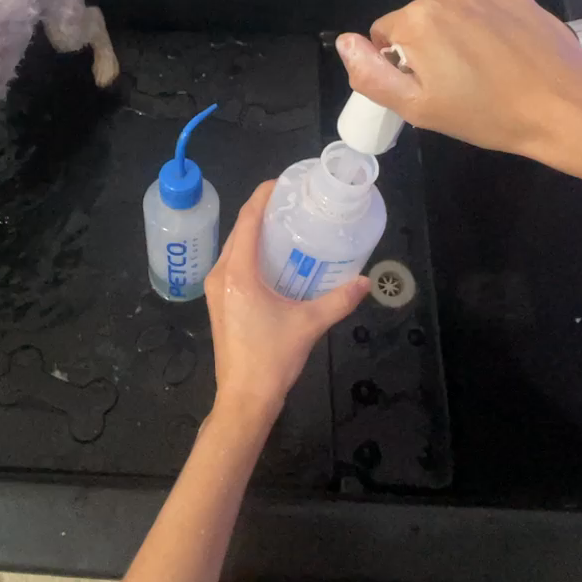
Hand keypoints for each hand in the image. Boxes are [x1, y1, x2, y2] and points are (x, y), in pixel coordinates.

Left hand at [204, 182, 367, 416]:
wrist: (244, 399)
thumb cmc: (272, 359)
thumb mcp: (309, 325)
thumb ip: (339, 300)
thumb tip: (366, 282)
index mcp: (237, 274)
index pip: (247, 222)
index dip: (262, 197)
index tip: (281, 182)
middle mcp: (220, 275)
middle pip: (239, 231)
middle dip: (261, 212)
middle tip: (290, 201)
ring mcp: (215, 289)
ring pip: (234, 248)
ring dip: (254, 232)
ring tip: (284, 223)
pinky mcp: (219, 302)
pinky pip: (232, 264)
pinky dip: (250, 252)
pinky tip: (273, 256)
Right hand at [336, 0, 581, 175]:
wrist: (563, 107)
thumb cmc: (484, 114)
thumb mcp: (416, 107)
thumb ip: (370, 74)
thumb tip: (344, 42)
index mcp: (417, 19)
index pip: (384, 35)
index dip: (399, 65)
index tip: (427, 89)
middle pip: (418, 21)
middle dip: (428, 48)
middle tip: (456, 86)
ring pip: (452, 13)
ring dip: (458, 36)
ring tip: (485, 72)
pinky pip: (485, 8)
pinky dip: (489, 28)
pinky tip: (508, 56)